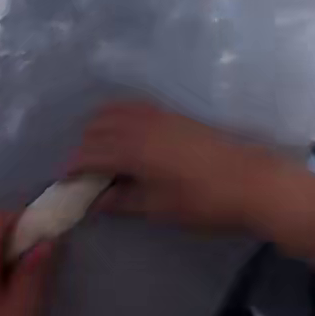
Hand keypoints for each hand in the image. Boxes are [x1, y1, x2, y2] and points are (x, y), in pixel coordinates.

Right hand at [69, 100, 296, 234]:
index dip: (72, 168)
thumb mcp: (157, 208)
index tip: (64, 185)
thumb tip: (93, 201)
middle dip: (84, 148)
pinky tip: (126, 141)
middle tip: (84, 176)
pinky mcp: (172, 113)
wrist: (251, 180)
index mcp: (131, 148)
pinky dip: (118, 119)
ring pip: (113, 112)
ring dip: (100, 130)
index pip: (88, 153)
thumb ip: (121, 200)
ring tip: (103, 158)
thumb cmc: (202, 202)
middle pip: (96, 127)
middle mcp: (139, 123)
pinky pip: (132, 107)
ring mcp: (157, 114)